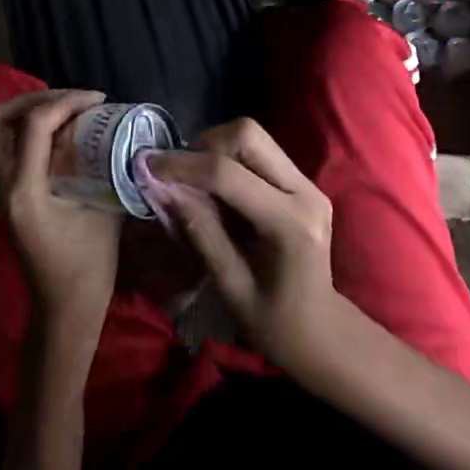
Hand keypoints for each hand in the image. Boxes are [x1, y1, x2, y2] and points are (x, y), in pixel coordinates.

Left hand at [0, 89, 120, 324]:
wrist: (63, 310)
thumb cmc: (88, 268)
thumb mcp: (104, 213)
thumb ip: (105, 168)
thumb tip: (120, 132)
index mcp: (24, 190)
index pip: (34, 125)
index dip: (66, 101)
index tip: (98, 99)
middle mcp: (0, 184)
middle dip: (35, 99)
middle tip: (72, 99)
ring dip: (28, 111)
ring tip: (66, 109)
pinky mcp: (3, 193)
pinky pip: (6, 146)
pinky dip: (26, 129)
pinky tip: (59, 132)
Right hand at [142, 118, 347, 368]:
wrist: (322, 334)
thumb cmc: (274, 323)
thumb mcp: (229, 285)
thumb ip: (198, 229)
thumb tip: (159, 185)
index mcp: (291, 224)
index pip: (228, 174)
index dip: (182, 166)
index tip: (147, 167)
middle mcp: (305, 192)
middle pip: (247, 135)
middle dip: (203, 146)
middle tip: (177, 174)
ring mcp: (307, 182)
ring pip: (250, 135)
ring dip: (213, 148)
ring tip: (192, 180)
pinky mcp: (300, 181)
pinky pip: (255, 150)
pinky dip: (225, 156)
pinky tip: (211, 186)